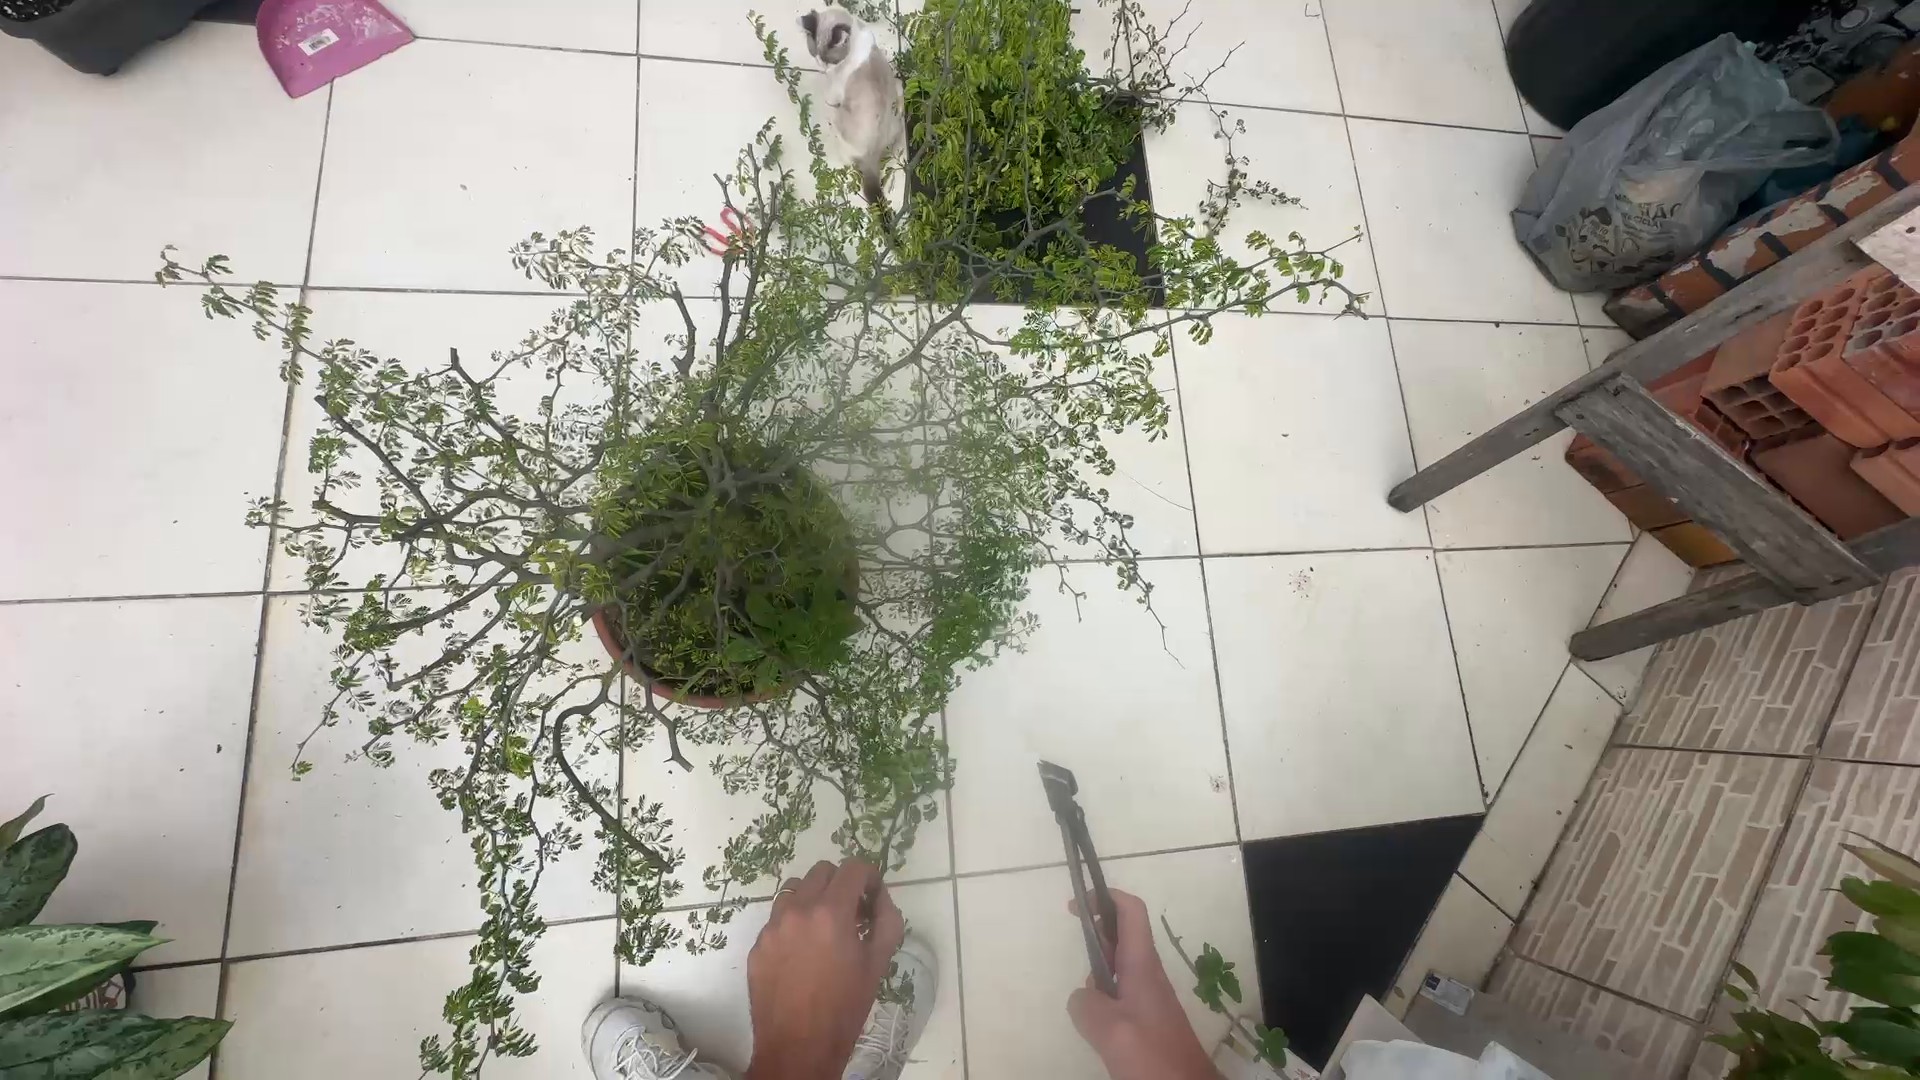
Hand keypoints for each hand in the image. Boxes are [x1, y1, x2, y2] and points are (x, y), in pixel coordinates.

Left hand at [744, 859, 904, 1079]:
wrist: (798, 1050)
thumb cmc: (845, 1007)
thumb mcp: (878, 963)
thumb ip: (887, 919)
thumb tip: (880, 898)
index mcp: (831, 912)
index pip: (853, 868)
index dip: (869, 877)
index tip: (872, 897)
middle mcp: (798, 910)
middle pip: (822, 871)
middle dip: (841, 884)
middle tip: (850, 913)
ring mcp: (773, 927)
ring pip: (795, 889)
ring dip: (813, 898)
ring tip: (822, 928)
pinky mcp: (758, 946)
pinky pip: (777, 918)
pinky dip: (793, 923)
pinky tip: (802, 953)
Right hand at [1067, 890, 1219, 1079]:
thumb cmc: (1154, 1056)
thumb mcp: (1110, 1030)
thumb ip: (1086, 1004)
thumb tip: (1082, 996)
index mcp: (1142, 963)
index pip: (1130, 910)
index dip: (1105, 896)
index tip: (1078, 904)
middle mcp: (1147, 972)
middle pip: (1121, 934)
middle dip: (1095, 937)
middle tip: (1079, 958)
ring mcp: (1149, 996)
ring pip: (1118, 966)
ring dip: (1097, 972)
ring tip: (1089, 1005)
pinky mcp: (1148, 1018)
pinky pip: (1120, 993)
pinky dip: (1104, 998)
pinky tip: (1099, 1026)